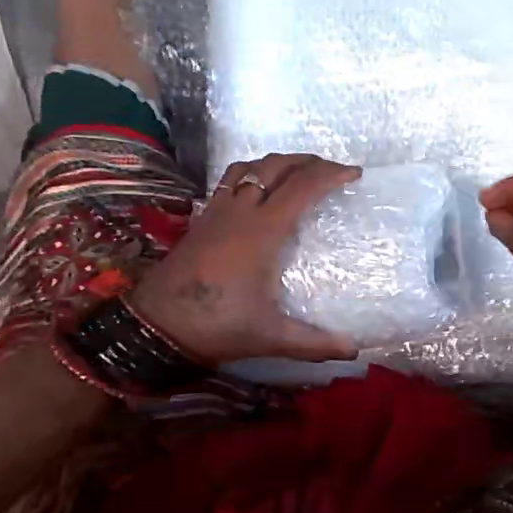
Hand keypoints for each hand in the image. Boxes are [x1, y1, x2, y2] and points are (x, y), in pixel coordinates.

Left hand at [131, 155, 363, 365]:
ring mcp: (217, 212)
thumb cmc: (218, 326)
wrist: (157, 324)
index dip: (331, 174)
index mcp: (262, 232)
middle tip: (331, 169)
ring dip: (276, 162)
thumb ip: (315, 343)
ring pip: (248, 167)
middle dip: (307, 161)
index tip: (354, 174)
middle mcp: (240, 212)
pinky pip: (229, 181)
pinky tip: (256, 192)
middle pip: (276, 166)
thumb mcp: (271, 337)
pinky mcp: (201, 219)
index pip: (302, 188)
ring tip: (296, 172)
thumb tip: (355, 351)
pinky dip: (250, 174)